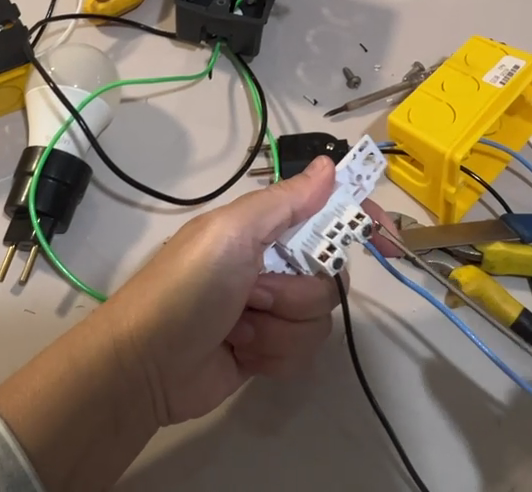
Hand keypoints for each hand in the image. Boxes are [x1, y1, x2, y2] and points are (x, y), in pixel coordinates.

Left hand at [98, 154, 342, 423]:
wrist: (144, 366)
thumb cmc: (187, 287)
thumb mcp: (232, 232)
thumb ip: (285, 201)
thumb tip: (328, 164)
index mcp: (261, 227)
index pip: (323, 213)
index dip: (357, 220)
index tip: (387, 235)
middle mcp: (269, 263)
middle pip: (328, 274)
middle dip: (296, 291)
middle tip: (256, 292)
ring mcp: (268, 310)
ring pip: (318, 318)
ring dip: (280, 327)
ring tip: (240, 327)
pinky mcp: (266, 350)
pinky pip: (301, 351)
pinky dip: (273, 354)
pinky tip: (241, 352)